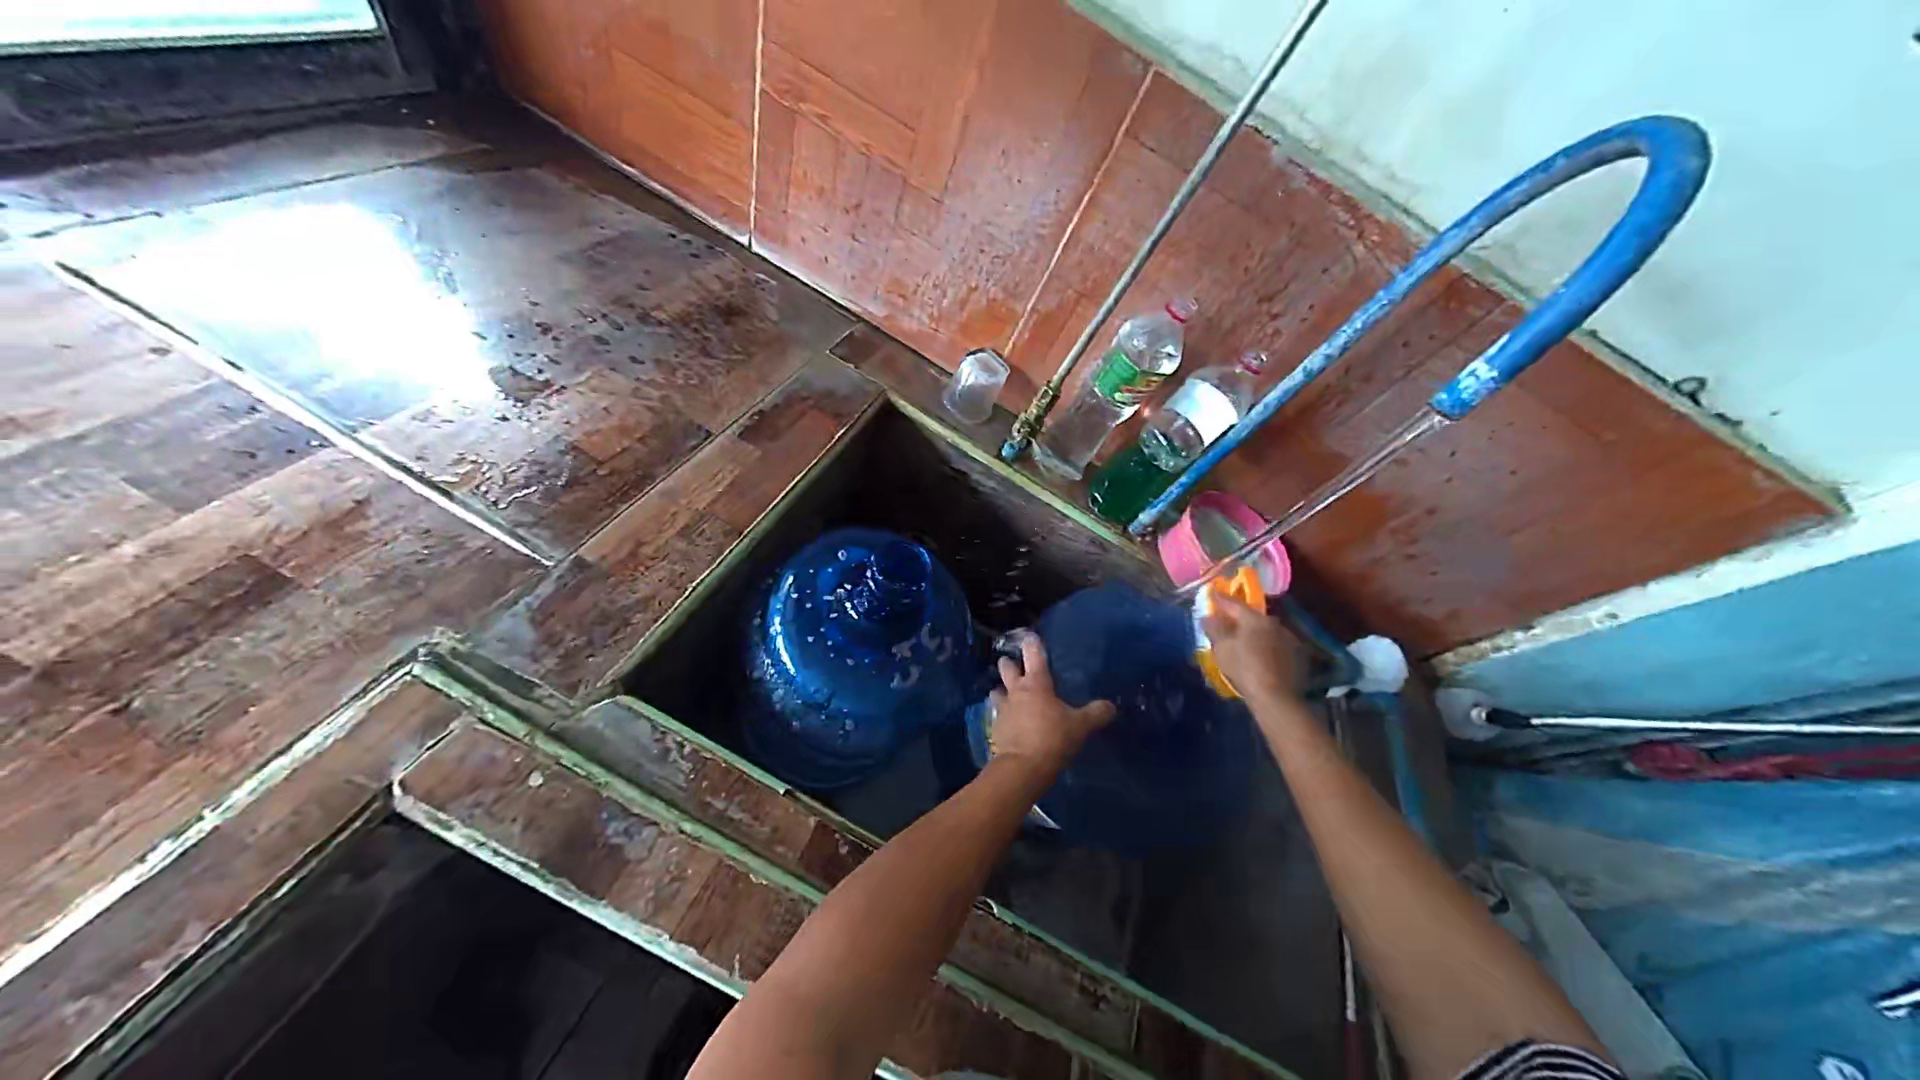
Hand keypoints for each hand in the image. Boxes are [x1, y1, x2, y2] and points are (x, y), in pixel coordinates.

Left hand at [987, 632, 1114, 773]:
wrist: (1022, 767)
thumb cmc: (1053, 739)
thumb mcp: (1080, 726)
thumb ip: (1096, 713)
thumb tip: (1111, 706)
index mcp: (1036, 683)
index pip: (1033, 654)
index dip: (1032, 643)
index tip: (1030, 636)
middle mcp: (1015, 690)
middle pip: (1007, 667)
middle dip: (1010, 663)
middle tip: (1015, 665)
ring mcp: (1003, 709)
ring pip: (997, 690)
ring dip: (1002, 690)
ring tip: (1010, 694)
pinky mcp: (995, 727)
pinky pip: (997, 714)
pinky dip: (1003, 714)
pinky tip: (1010, 720)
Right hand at [1202, 591, 1302, 705]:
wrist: (1276, 696)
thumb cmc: (1244, 668)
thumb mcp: (1222, 648)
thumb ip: (1215, 628)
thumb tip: (1209, 615)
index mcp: (1254, 618)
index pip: (1234, 603)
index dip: (1221, 599)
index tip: (1212, 593)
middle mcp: (1274, 623)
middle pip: (1252, 617)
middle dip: (1239, 619)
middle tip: (1227, 622)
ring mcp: (1289, 639)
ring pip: (1266, 631)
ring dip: (1254, 633)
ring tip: (1244, 642)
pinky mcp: (1298, 655)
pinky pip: (1276, 644)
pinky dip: (1266, 646)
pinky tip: (1260, 656)